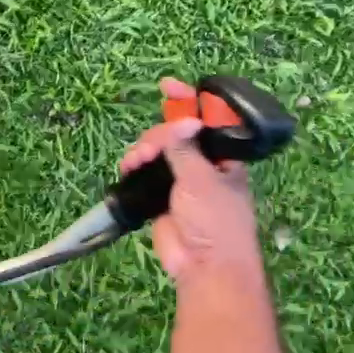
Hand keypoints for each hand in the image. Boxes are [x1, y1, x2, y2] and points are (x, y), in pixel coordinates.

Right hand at [119, 78, 263, 285]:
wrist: (205, 267)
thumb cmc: (215, 221)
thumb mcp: (202, 179)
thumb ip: (185, 148)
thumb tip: (183, 119)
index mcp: (224, 160)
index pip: (209, 122)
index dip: (190, 102)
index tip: (169, 86)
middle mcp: (203, 167)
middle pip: (175, 134)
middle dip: (158, 135)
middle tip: (149, 148)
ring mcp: (182, 181)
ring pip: (157, 151)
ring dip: (144, 150)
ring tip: (137, 162)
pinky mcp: (161, 196)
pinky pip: (145, 171)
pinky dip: (135, 166)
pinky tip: (129, 168)